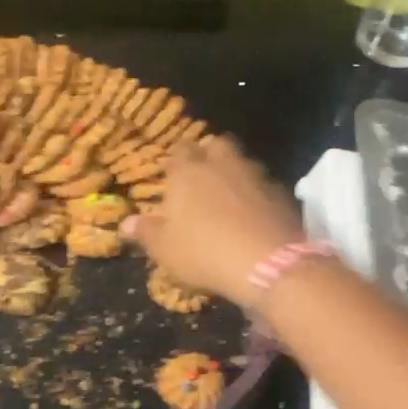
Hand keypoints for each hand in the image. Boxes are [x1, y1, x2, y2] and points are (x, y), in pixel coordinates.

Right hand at [123, 138, 304, 306]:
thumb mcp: (165, 249)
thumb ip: (146, 232)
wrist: (267, 263)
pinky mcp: (282, 193)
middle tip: (203, 182)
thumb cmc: (204, 252)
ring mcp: (256, 174)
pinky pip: (264, 186)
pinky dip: (258, 196)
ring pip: (243, 163)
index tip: (173, 182)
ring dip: (235, 175)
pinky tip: (255, 217)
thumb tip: (125, 222)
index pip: (178, 151)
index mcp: (188, 170)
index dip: (176, 164)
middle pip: (215, 145)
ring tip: (230, 200)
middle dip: (209, 157)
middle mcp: (222, 163)